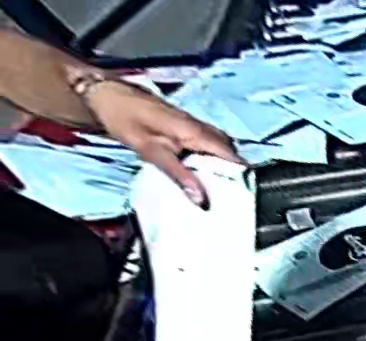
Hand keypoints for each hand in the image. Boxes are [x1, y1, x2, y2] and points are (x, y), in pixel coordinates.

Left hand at [82, 78, 240, 206]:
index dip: (244, 184)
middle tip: (224, 199)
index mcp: (204, 137)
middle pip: (237, 163)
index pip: (240, 165)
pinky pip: (218, 153)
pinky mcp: (200, 132)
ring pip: (228, 159)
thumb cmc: (123, 117)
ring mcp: (207, 131)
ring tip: (214, 189)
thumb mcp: (148, 149)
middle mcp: (212, 133)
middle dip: (234, 181)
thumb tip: (204, 203)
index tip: (239, 200)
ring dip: (224, 174)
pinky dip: (215, 165)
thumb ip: (179, 175)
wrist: (103, 93)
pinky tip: (203, 174)